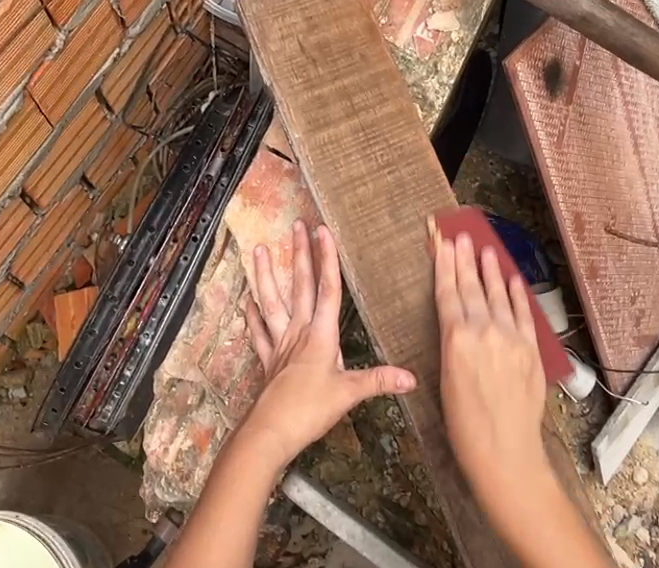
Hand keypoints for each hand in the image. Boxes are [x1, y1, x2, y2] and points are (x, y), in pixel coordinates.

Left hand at [238, 221, 416, 469]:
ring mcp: (280, 344)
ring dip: (265, 274)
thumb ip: (378, 381)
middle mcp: (299, 332)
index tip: (324, 231)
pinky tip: (247, 300)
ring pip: (273, 301)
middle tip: (297, 226)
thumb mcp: (349, 394)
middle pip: (300, 285)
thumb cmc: (310, 410)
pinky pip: (259, 332)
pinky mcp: (268, 360)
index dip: (327, 259)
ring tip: (259, 249)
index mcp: (321, 335)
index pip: (328, 289)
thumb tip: (410, 378)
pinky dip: (253, 315)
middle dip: (300, 254)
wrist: (270, 431)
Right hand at [435, 231, 551, 513]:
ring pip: (498, 295)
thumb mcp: (445, 377)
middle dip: (464, 260)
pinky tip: (512, 278)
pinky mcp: (531, 350)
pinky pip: (523, 314)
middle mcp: (484, 331)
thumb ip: (451, 342)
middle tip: (460, 236)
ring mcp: (511, 339)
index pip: (448, 292)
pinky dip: (517, 294)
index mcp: (456, 339)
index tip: (442, 243)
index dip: (444, 265)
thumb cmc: (464, 424)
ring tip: (484, 248)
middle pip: (472, 288)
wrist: (504, 451)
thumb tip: (454, 319)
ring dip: (490, 270)